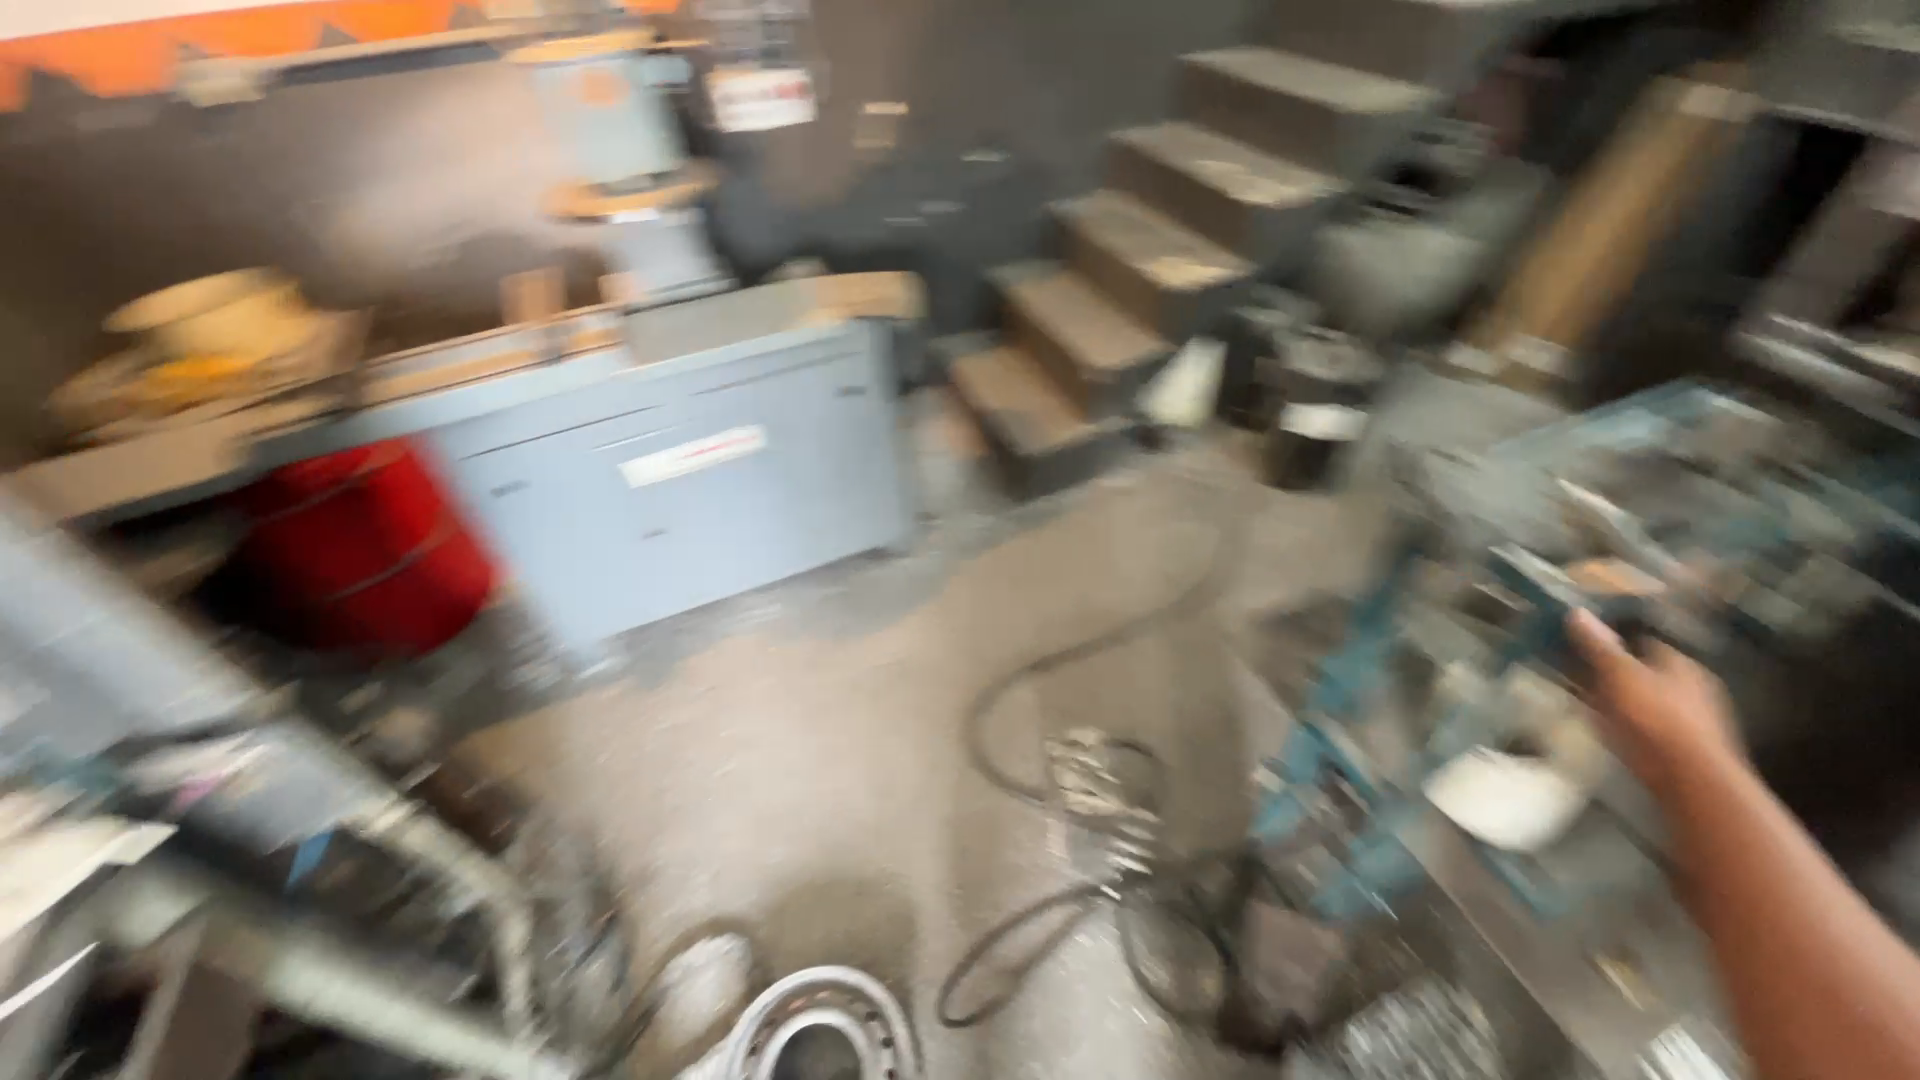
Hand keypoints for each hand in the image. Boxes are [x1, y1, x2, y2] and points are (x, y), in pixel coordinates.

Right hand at [1566, 608, 1741, 793]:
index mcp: (1678, 662)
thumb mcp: (1617, 675)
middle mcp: (1691, 683)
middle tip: (1577, 674)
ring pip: (1645, 695)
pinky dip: (1627, 720)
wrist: (1690, 777)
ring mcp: (1691, 715)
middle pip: (1642, 668)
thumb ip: (1597, 646)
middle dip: (1612, 669)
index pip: (1640, 640)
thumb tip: (1576, 610)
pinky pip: (1647, 720)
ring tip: (1587, 702)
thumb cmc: (1653, 718)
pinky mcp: (1684, 742)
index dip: (1609, 641)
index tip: (1578, 646)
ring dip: (1618, 696)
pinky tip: (1610, 728)